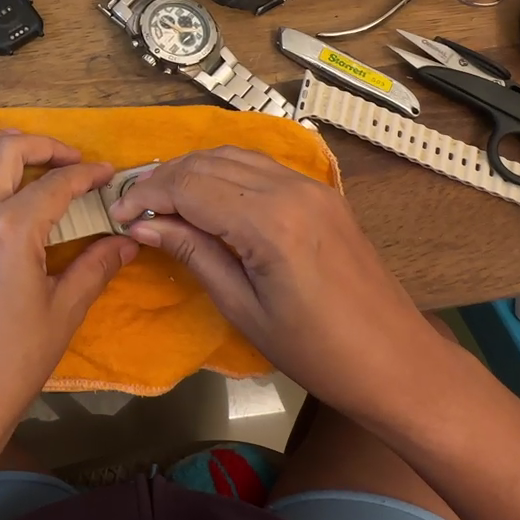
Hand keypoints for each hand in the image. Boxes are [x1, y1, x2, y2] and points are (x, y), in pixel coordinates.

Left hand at [0, 131, 138, 451]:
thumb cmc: (16, 358)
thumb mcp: (64, 310)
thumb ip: (96, 266)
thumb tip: (126, 241)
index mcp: (12, 230)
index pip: (55, 184)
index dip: (85, 175)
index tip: (104, 174)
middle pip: (6, 154)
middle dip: (41, 145)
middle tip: (66, 158)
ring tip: (15, 142)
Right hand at [109, 147, 448, 421]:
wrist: (402, 365)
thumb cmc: (318, 353)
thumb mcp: (244, 308)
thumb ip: (193, 253)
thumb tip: (142, 224)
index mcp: (270, 222)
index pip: (189, 186)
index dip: (146, 196)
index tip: (117, 215)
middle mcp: (290, 189)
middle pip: (205, 162)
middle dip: (162, 179)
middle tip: (133, 207)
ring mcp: (310, 186)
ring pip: (230, 154)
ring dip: (189, 170)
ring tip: (161, 200)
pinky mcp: (320, 192)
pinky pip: (257, 164)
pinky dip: (220, 170)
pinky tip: (204, 194)